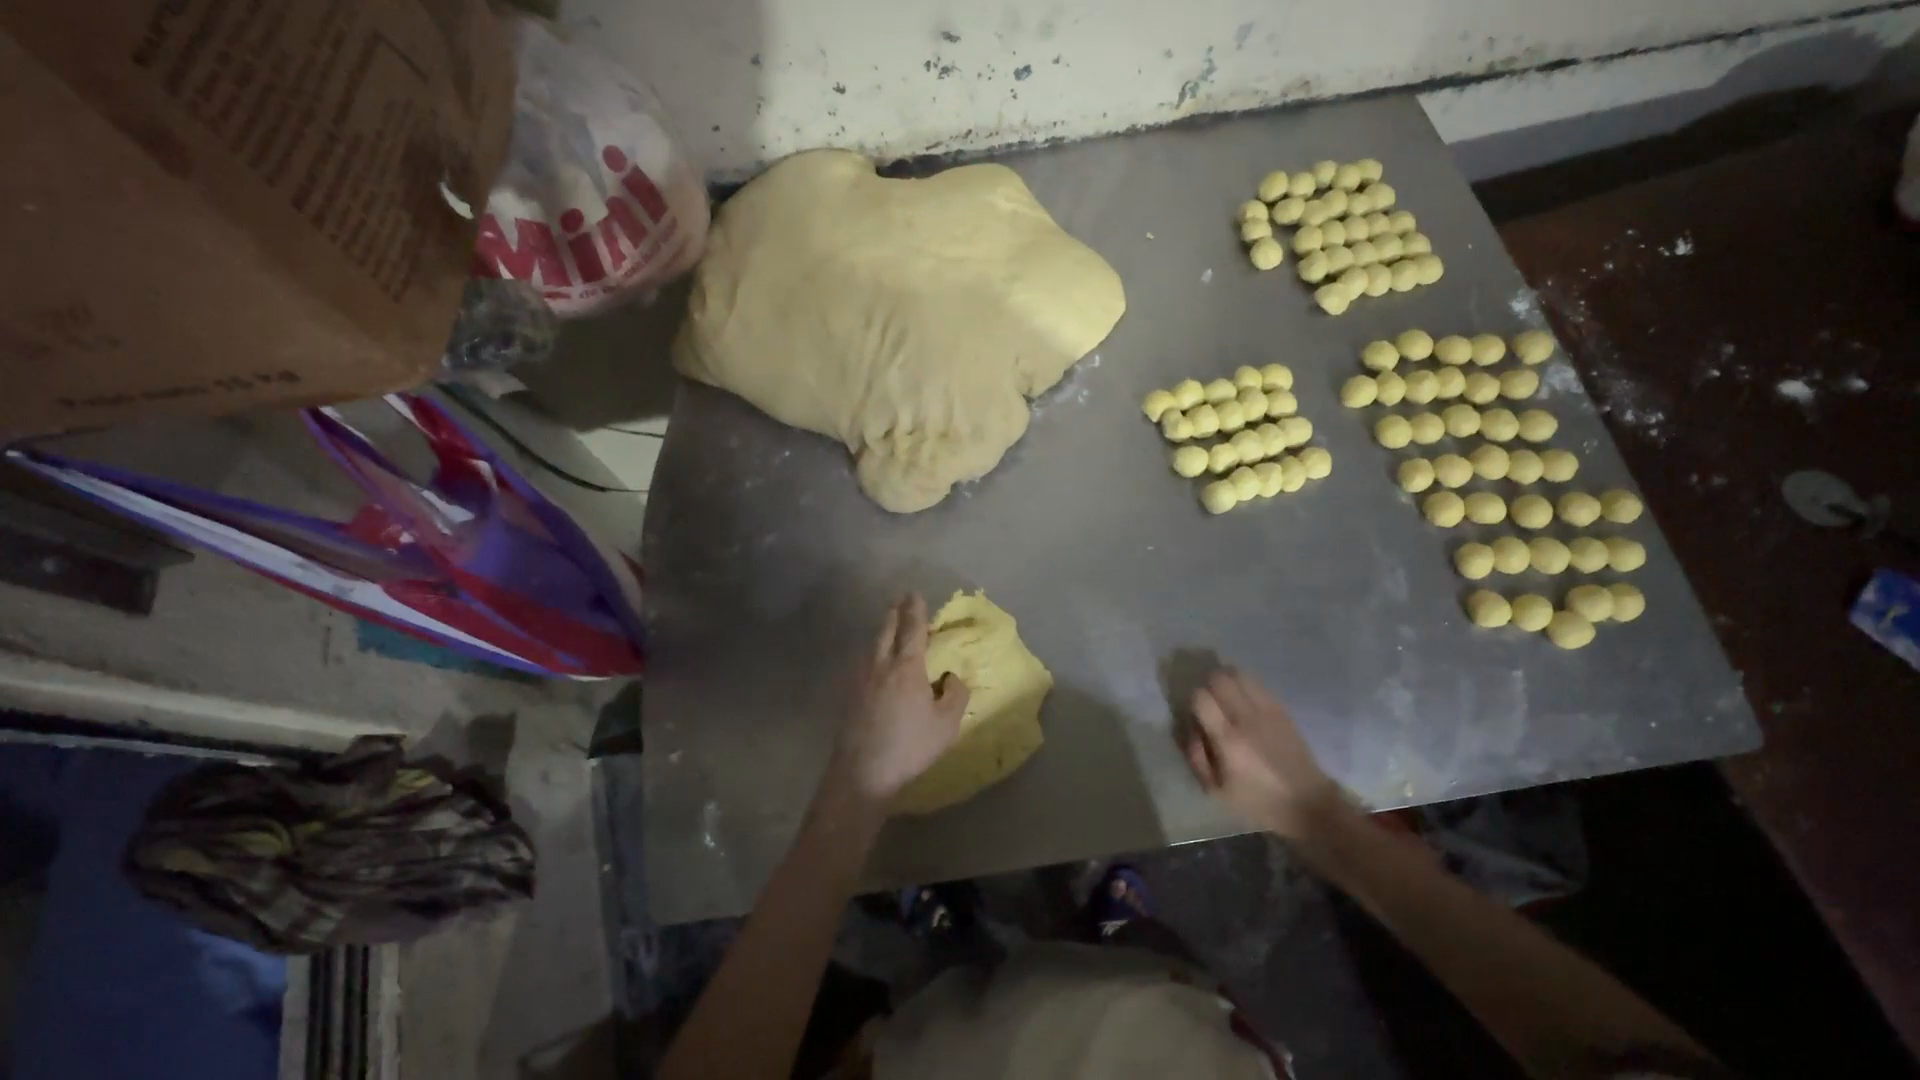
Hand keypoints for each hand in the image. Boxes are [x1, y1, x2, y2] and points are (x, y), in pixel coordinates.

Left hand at [827, 594, 970, 806]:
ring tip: (889, 629)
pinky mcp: (849, 695)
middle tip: (900, 602)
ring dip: (881, 632)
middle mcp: (881, 665)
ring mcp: (860, 679)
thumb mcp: (947, 724)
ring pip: (871, 646)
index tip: (915, 594)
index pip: (912, 630)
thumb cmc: (911, 746)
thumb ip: (955, 695)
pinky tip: (874, 663)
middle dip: (894, 613)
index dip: (915, 610)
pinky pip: (862, 663)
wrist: (863, 771)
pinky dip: (872, 653)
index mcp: (907, 667)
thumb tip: (952, 678)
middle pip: (886, 630)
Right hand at [1183, 668, 1345, 838]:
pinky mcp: (1283, 709)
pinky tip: (1246, 702)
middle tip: (1209, 703)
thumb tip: (1190, 728)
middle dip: (1208, 685)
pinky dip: (1246, 686)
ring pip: (1240, 674)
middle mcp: (1246, 718)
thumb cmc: (1258, 801)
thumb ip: (1196, 757)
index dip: (1192, 701)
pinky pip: (1258, 684)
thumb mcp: (1217, 791)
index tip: (1195, 714)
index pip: (1200, 697)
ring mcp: (1268, 710)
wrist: (1307, 802)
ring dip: (1227, 680)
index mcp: (1228, 739)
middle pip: (1220, 678)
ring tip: (1226, 697)